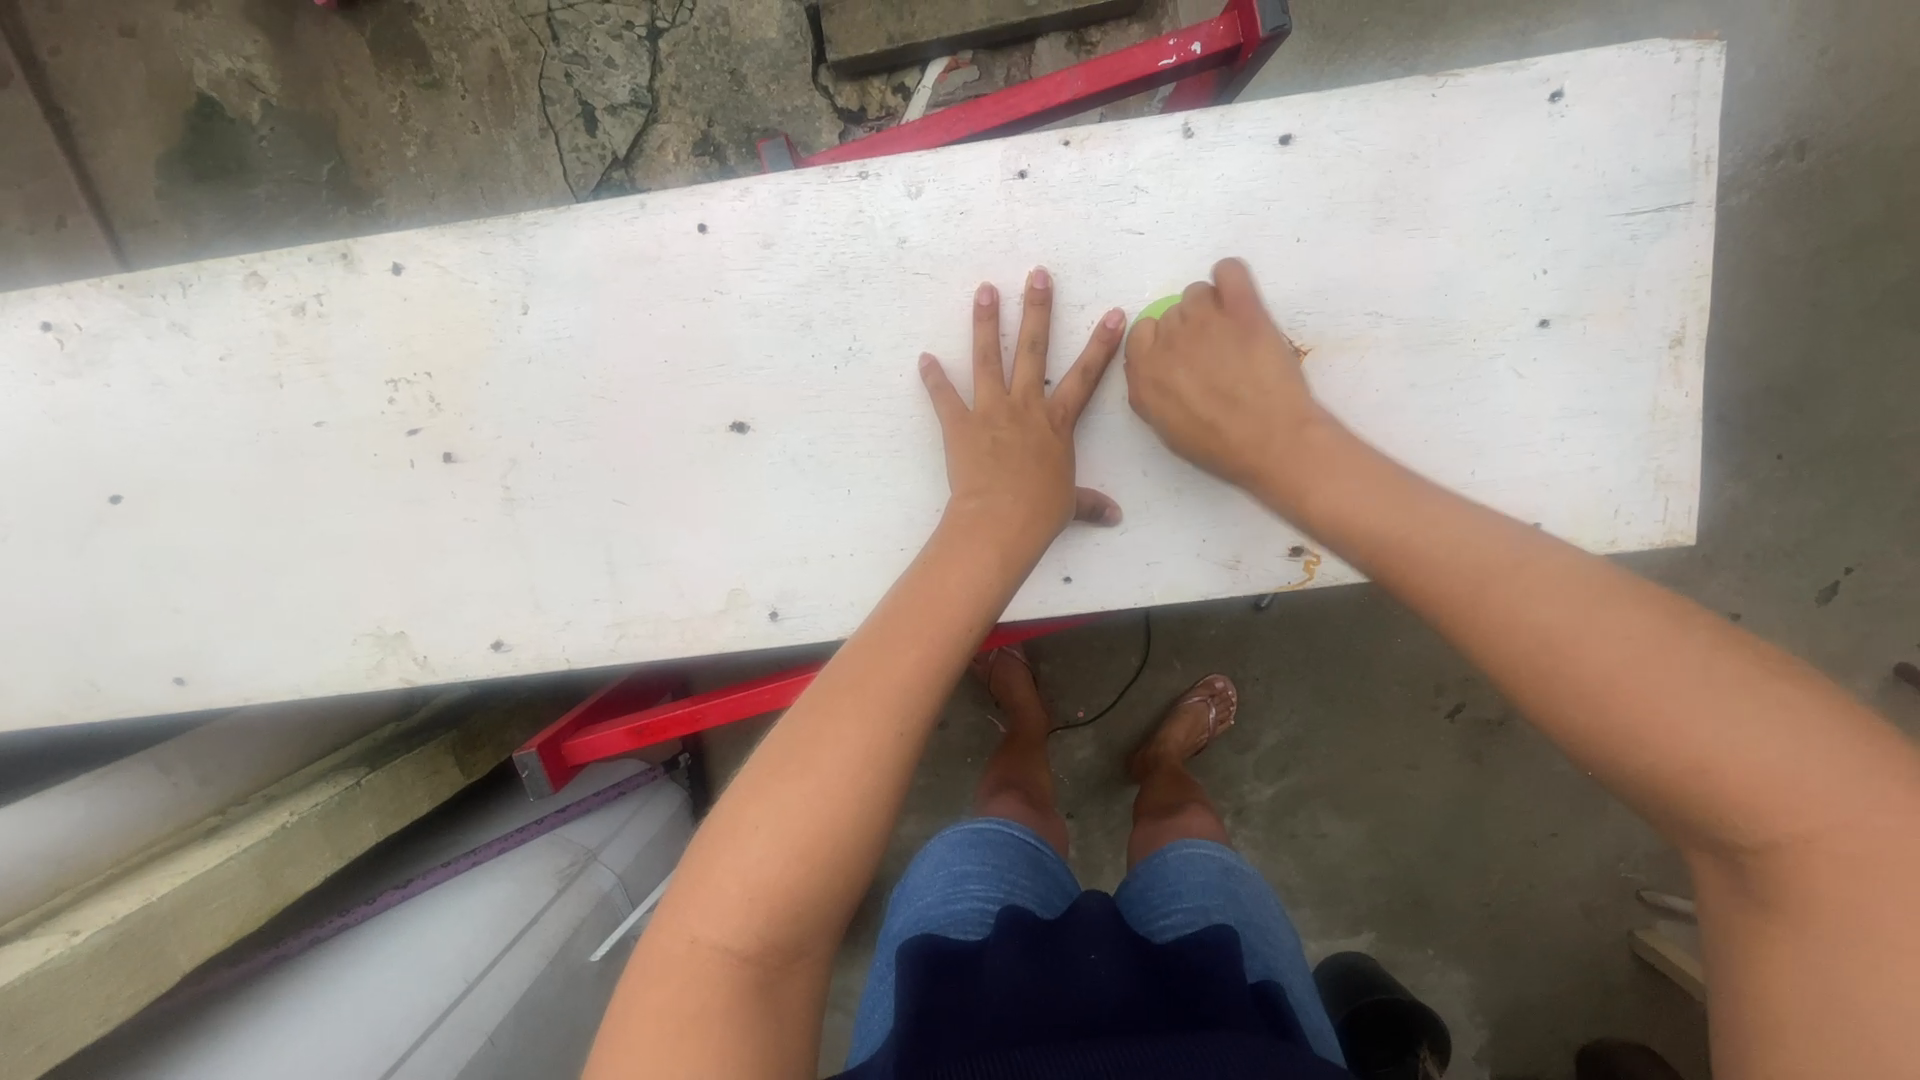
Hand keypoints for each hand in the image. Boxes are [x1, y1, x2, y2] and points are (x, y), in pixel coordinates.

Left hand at [920, 268, 1125, 554]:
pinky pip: (944, 396)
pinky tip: (924, 358)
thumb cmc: (1039, 513)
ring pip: (988, 359)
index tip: (1115, 313)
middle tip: (1037, 275)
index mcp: (1056, 424)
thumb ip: (1089, 503)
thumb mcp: (1069, 505)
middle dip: (1037, 309)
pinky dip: (933, 378)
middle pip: (1033, 350)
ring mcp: (991, 412)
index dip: (1102, 344)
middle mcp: (1025, 407)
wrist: (1000, 522)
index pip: (1086, 376)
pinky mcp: (960, 425)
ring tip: (984, 290)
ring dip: (986, 323)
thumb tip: (1113, 516)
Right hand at [1124, 258, 1337, 494]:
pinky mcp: (1243, 309)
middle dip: (1187, 329)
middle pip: (1171, 314)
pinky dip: (1231, 276)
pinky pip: (1229, 270)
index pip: (1141, 334)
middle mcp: (1167, 342)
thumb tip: (1154, 369)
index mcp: (1143, 373)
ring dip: (1210, 307)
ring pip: (1197, 293)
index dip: (1162, 343)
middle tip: (1213, 353)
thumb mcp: (1165, 428)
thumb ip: (1149, 392)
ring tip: (1231, 333)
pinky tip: (1237, 294)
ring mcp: (1205, 322)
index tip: (1180, 356)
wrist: (1272, 442)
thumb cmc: (1220, 446)